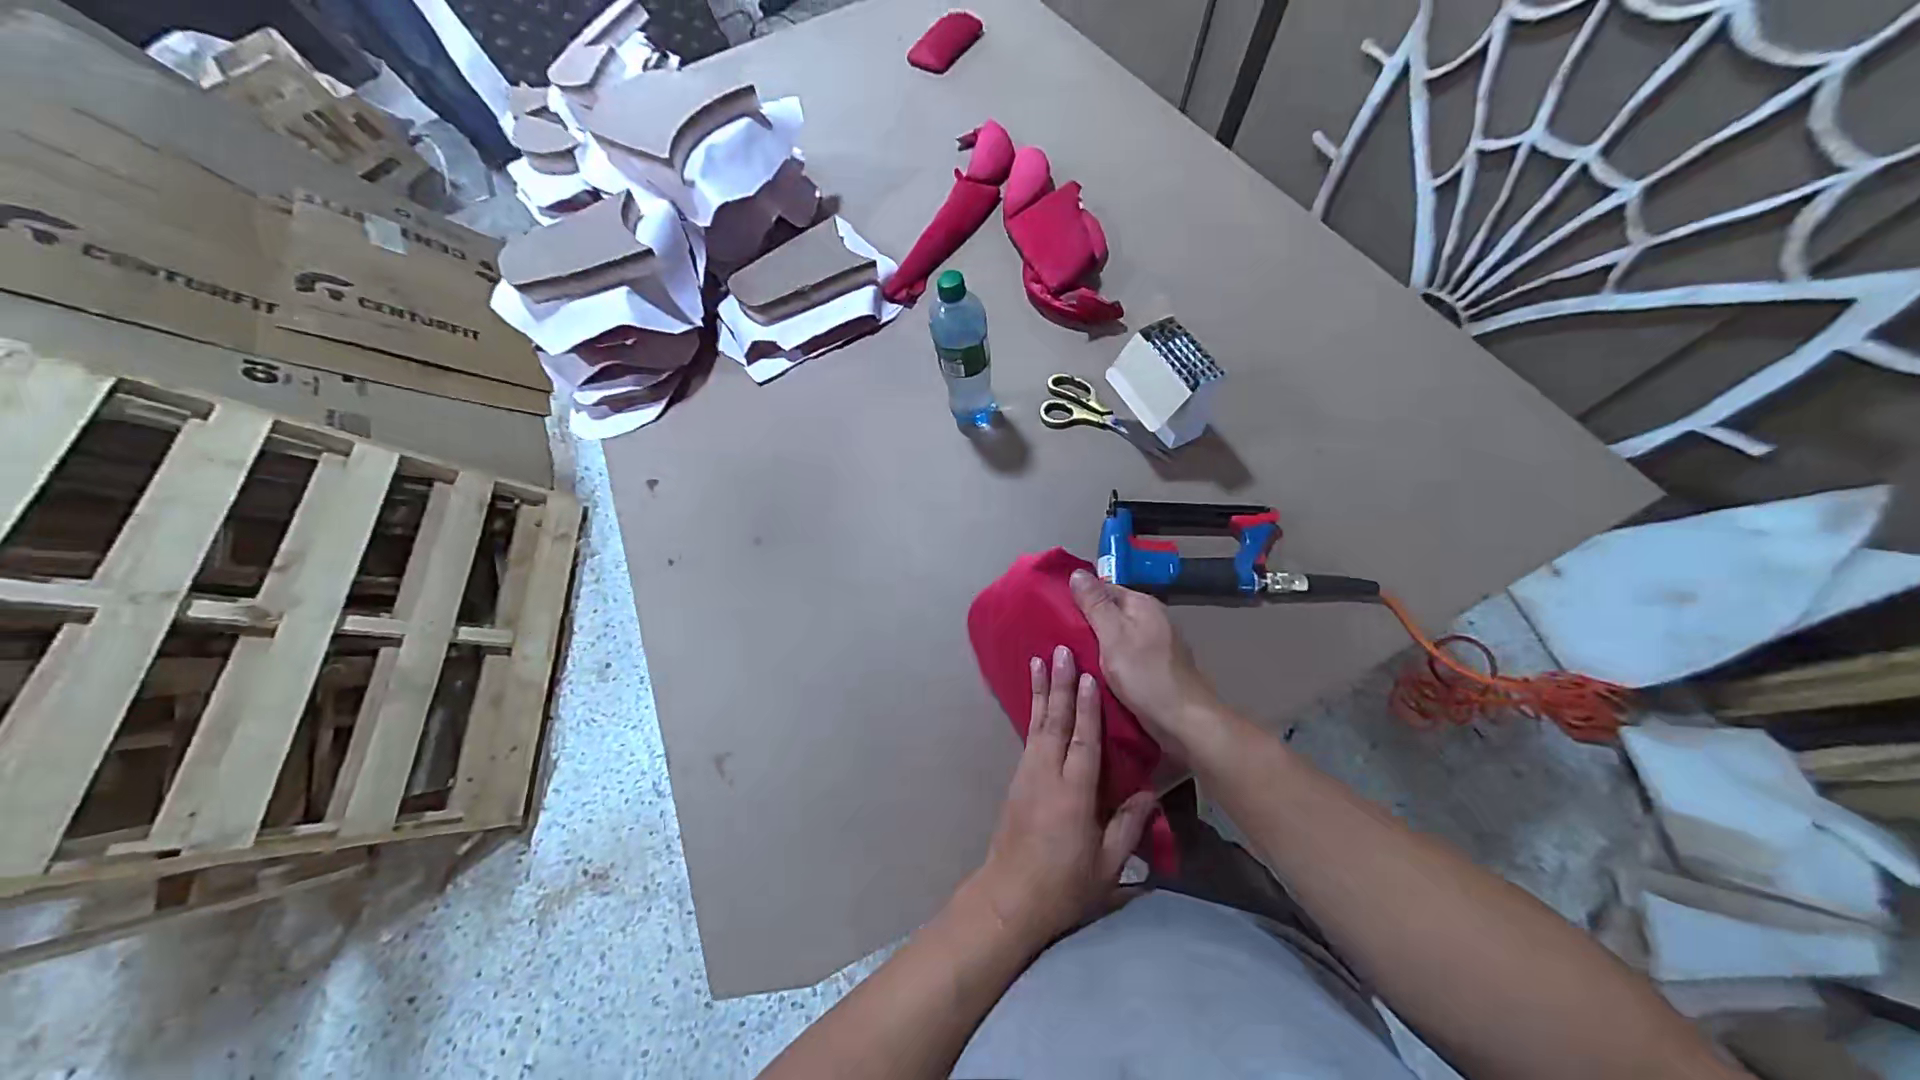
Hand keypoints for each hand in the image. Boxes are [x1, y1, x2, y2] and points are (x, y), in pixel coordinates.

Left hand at [966, 645, 1156, 950]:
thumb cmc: (1064, 885)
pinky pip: (1029, 738)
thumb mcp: (1107, 864)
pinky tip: (1038, 703)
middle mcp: (1046, 775)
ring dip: (1041, 692)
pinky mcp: (1017, 782)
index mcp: (1072, 794)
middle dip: (1059, 685)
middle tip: (1059, 650)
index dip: (1087, 707)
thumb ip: (1128, 826)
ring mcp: (1026, 776)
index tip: (1088, 675)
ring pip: (1036, 725)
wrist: (1009, 898)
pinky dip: (1034, 715)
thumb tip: (1148, 792)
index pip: (1083, 741)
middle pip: (1054, 722)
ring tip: (1040, 661)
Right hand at [1069, 568, 1225, 763]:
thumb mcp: (1113, 635)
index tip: (1051, 611)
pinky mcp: (1154, 666)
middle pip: (1109, 612)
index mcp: (1142, 604)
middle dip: (1084, 622)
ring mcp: (1155, 643)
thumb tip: (1077, 573)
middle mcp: (1151, 618)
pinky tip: (1090, 671)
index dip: (1078, 597)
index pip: (1102, 588)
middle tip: (1055, 635)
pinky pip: (1123, 655)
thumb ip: (1095, 604)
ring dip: (1094, 643)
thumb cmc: (1145, 675)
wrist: (1184, 721)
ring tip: (1066, 653)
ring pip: (1115, 635)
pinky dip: (1107, 660)